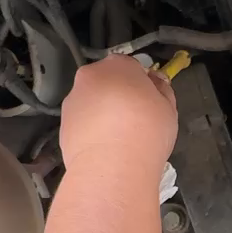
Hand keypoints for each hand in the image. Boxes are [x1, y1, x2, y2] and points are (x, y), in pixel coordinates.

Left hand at [57, 54, 178, 182]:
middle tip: (135, 121)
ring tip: (118, 139)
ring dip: (102, 114)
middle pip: (107, 82)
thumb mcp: (168, 110)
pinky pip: (81, 124)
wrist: (113, 167)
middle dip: (118, 96)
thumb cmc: (147, 132)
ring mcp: (72, 100)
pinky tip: (105, 149)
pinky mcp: (63, 125)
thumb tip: (156, 84)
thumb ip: (162, 91)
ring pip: (91, 103)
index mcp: (118, 65)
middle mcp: (90, 76)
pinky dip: (91, 132)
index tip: (149, 102)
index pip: (132, 67)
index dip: (142, 85)